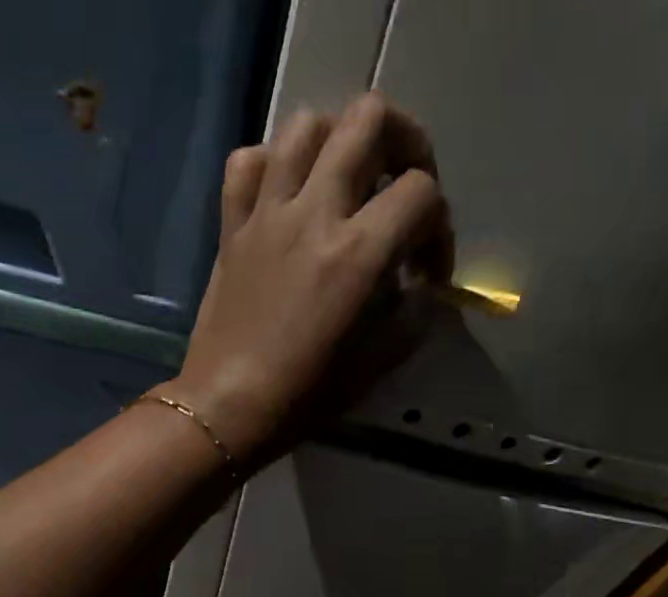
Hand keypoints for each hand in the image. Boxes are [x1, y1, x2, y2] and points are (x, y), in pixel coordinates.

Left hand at [161, 92, 452, 463]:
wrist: (227, 407)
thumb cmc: (305, 395)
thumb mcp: (381, 359)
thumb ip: (414, 310)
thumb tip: (419, 283)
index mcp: (357, 251)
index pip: (421, 191)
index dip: (440, 226)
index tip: (428, 271)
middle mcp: (313, 214)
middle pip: (368, 119)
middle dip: (405, 140)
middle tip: (402, 184)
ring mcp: (265, 215)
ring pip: (304, 125)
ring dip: (337, 140)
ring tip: (346, 180)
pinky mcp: (231, 228)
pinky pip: (246, 163)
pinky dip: (271, 164)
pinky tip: (286, 193)